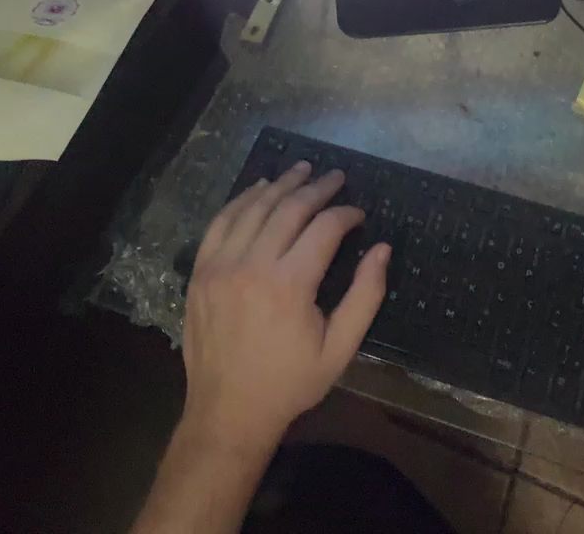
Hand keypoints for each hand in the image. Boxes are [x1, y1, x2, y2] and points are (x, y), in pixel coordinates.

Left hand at [180, 160, 389, 454]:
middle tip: (336, 177)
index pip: (324, 228)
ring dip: (281, 184)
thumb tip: (382, 249)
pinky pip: (221, 222)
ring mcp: (221, 266)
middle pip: (289, 209)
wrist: (227, 413)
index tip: (359, 213)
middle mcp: (252, 266)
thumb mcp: (340, 348)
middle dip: (317, 188)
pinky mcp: (201, 272)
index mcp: (289, 285)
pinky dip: (242, 200)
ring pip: (254, 208)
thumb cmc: (290, 382)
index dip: (346, 214)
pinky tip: (259, 189)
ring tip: (302, 170)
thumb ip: (365, 295)